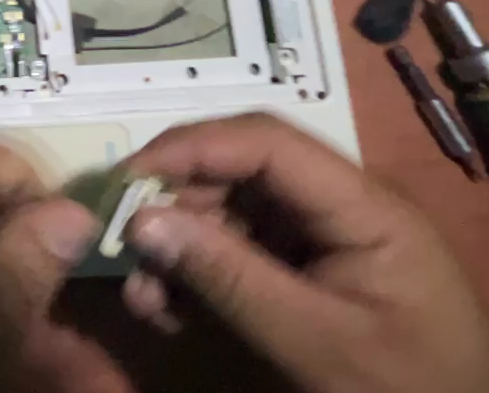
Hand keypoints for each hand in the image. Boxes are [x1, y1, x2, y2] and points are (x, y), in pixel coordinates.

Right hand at [119, 113, 488, 392]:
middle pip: (238, 169)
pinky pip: (234, 249)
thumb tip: (140, 220)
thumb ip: (231, 280)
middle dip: (175, 200)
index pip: (266, 141)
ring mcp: (320, 238)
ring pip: (226, 208)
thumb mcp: (321, 347)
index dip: (192, 147)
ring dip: (177, 241)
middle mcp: (338, 206)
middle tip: (124, 239)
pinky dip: (195, 271)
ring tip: (142, 293)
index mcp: (365, 207)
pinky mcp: (304, 269)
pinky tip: (168, 308)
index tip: (129, 178)